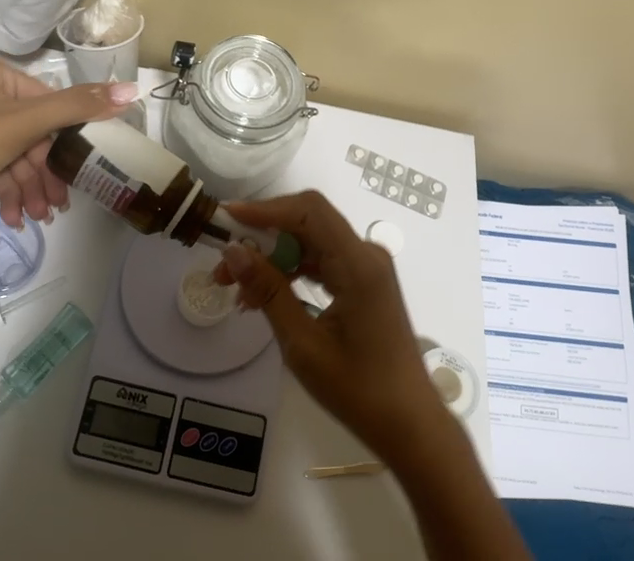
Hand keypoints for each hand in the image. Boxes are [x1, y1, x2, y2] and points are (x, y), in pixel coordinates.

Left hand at [0, 54, 134, 231]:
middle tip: (61, 203)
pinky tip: (18, 219)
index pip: (44, 100)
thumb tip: (132, 91)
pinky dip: (10, 192)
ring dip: (31, 187)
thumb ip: (79, 106)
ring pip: (15, 155)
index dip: (63, 136)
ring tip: (42, 216)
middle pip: (31, 131)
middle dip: (46, 171)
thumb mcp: (26, 122)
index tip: (79, 167)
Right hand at [214, 191, 448, 464]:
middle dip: (262, 237)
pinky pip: (323, 261)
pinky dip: (292, 272)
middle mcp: (366, 256)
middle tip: (224, 267)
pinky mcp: (365, 283)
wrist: (409, 424)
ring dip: (273, 258)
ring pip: (311, 242)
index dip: (265, 209)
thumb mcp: (303, 344)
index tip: (226, 218)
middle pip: (308, 222)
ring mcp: (368, 268)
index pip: (308, 212)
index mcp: (358, 265)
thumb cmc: (358, 390)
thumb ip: (269, 291)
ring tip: (237, 289)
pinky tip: (263, 297)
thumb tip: (234, 251)